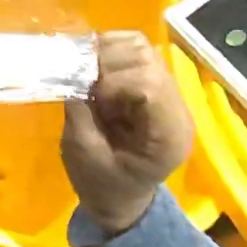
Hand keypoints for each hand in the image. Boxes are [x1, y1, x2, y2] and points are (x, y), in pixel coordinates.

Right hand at [62, 30, 194, 234]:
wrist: (120, 199)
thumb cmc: (103, 186)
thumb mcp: (85, 159)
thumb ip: (80, 118)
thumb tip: (70, 76)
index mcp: (168, 135)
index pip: (150, 86)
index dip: (114, 81)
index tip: (90, 96)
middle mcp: (176, 107)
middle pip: (148, 60)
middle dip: (108, 63)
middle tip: (83, 80)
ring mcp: (167, 91)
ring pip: (142, 47)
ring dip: (108, 52)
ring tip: (88, 73)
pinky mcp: (153, 80)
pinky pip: (134, 48)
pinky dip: (110, 48)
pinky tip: (94, 68)